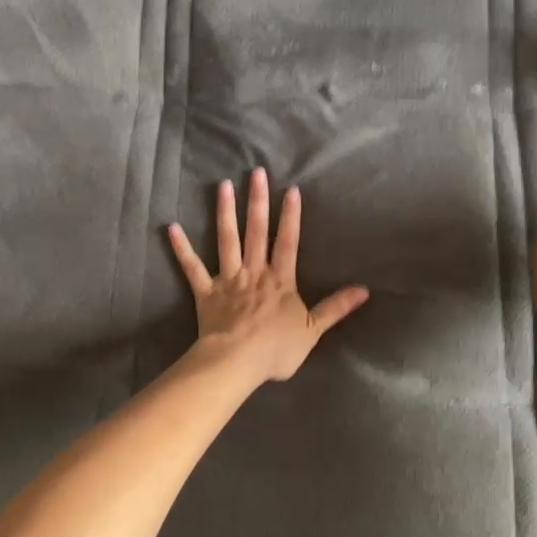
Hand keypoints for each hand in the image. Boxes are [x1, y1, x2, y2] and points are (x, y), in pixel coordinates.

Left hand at [167, 168, 369, 381]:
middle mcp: (253, 272)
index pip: (287, 241)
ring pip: (226, 240)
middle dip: (257, 201)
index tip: (290, 189)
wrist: (237, 363)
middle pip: (256, 231)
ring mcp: (227, 280)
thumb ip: (336, 307)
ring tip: (223, 185)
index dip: (290, 216)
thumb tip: (365, 290)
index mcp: (280, 280)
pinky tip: (171, 228)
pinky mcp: (205, 293)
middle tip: (256, 172)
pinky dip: (181, 248)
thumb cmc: (276, 349)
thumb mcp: (313, 329)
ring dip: (224, 212)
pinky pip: (192, 268)